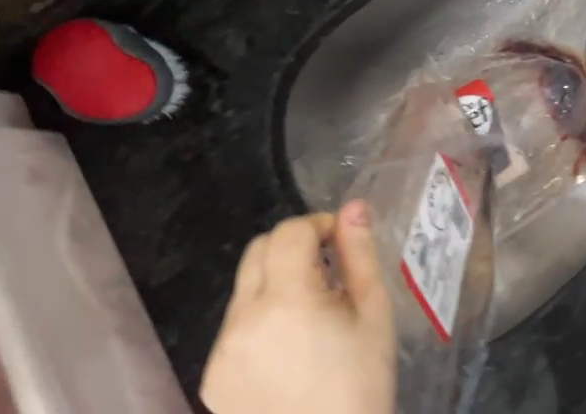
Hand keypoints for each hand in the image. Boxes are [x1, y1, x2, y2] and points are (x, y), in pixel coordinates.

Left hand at [201, 202, 395, 413]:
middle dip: (296, 245)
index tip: (345, 244)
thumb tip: (353, 206)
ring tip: (314, 312)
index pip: (290, 231)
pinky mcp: (212, 377)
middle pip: (259, 250)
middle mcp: (241, 320)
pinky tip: (292, 346)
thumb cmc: (362, 378)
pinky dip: (263, 317)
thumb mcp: (374, 310)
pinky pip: (236, 326)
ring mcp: (220, 351)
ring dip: (278, 280)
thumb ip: (360, 253)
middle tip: (331, 270)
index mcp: (285, 299)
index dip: (321, 224)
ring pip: (245, 287)